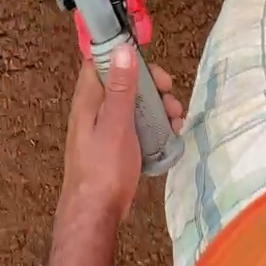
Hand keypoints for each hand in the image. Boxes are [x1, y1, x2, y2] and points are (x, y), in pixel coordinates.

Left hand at [58, 45, 184, 220]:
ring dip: (156, 106)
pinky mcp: (114, 147)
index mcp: (89, 99)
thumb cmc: (104, 167)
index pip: (100, 61)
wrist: (94, 217)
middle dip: (149, 85)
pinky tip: (171, 134)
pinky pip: (135, 126)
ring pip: (133, 105)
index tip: (147, 62)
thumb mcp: (117, 123)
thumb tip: (123, 48)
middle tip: (169, 94)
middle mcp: (94, 110)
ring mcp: (104, 129)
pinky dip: (152, 125)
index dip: (123, 55)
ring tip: (176, 118)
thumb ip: (121, 87)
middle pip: (123, 82)